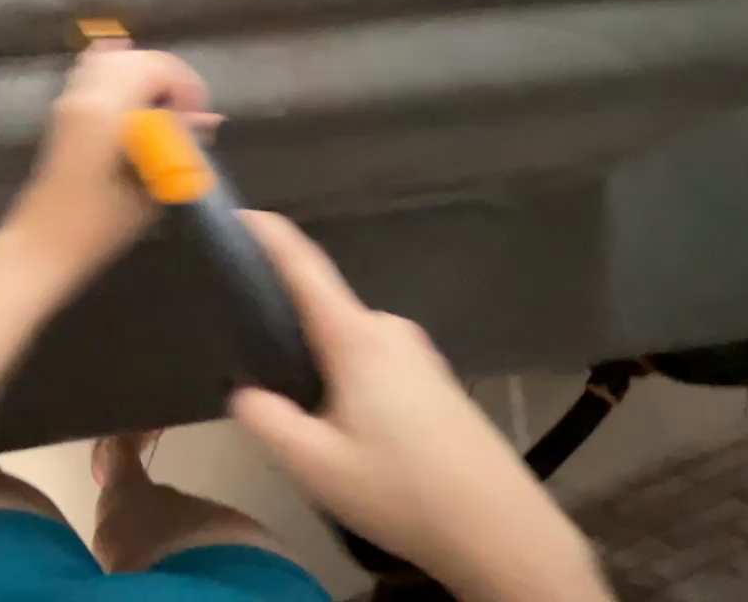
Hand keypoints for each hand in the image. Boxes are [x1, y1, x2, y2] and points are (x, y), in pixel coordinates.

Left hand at [0, 42, 211, 303]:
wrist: (44, 242)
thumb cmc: (100, 224)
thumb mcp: (152, 187)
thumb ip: (180, 146)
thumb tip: (209, 120)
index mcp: (108, 110)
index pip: (156, 67)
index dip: (186, 84)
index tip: (199, 116)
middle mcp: (86, 94)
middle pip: (135, 58)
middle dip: (168, 76)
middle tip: (186, 111)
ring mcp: (70, 99)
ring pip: (112, 59)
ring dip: (143, 72)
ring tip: (163, 105)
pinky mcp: (63, 111)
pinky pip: (90, 71)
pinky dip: (115, 70)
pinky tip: (131, 87)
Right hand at [229, 213, 604, 599]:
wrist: (507, 535)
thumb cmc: (405, 492)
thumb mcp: (317, 466)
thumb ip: (267, 420)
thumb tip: (243, 392)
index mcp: (356, 338)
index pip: (305, 266)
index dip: (270, 235)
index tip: (240, 214)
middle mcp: (387, 329)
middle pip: (322, 306)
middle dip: (286, 322)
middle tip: (253, 359)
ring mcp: (416, 351)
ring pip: (346, 338)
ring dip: (318, 357)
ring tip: (299, 405)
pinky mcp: (433, 377)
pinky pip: (372, 356)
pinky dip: (347, 372)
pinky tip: (347, 423)